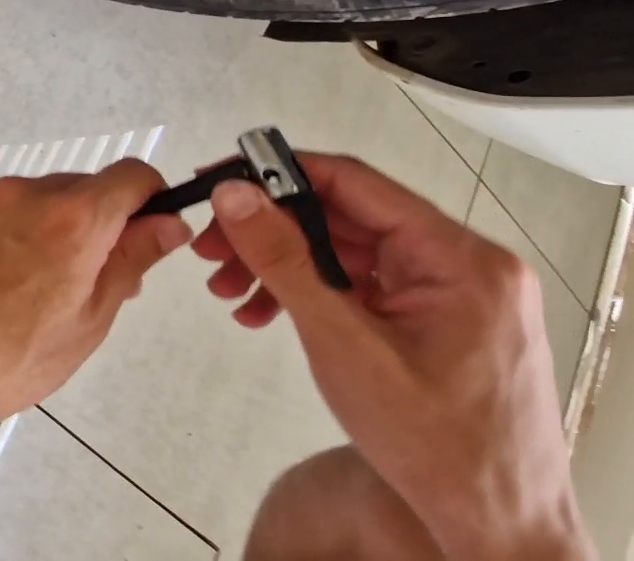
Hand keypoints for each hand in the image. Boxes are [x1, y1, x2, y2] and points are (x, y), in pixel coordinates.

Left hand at [0, 159, 190, 440]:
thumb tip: (165, 225)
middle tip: (102, 280)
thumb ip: (130, 260)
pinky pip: (0, 214)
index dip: (151, 201)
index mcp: (70, 217)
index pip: (131, 176)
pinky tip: (5, 285)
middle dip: (102, 224)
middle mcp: (23, 195)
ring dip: (56, 231)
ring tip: (48, 294)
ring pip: (39, 202)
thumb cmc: (7, 356)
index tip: (152, 232)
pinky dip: (14, 235)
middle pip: (82, 188)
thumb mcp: (89, 318)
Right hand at [193, 155, 591, 560]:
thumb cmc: (437, 443)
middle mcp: (458, 265)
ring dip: (273, 262)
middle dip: (264, 229)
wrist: (488, 523)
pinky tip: (261, 310)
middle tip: (209, 246)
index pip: (353, 183)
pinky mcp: (424, 315)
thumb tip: (235, 194)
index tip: (220, 177)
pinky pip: (347, 280)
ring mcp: (442, 292)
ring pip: (335, 248)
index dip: (277, 172)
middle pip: (338, 216)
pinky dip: (298, 289)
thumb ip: (283, 259)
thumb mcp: (341, 341)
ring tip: (226, 287)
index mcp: (459, 260)